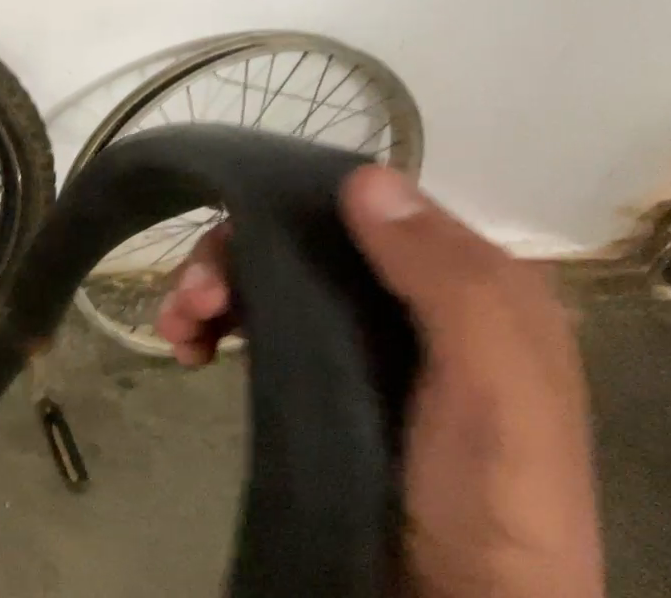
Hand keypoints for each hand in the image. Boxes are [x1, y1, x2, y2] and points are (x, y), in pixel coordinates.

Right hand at [155, 165, 602, 597]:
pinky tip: (188, 349)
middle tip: (189, 302)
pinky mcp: (322, 377)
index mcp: (470, 286)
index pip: (364, 208)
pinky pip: (256, 324)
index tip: (231, 238)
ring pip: (268, 278)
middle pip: (299, 242)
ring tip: (176, 332)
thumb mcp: (494, 389)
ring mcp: (363, 340)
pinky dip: (211, 324)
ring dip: (207, 290)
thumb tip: (363, 176)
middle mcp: (414, 300)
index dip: (287, 209)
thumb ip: (448, 284)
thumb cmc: (488, 494)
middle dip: (230, 259)